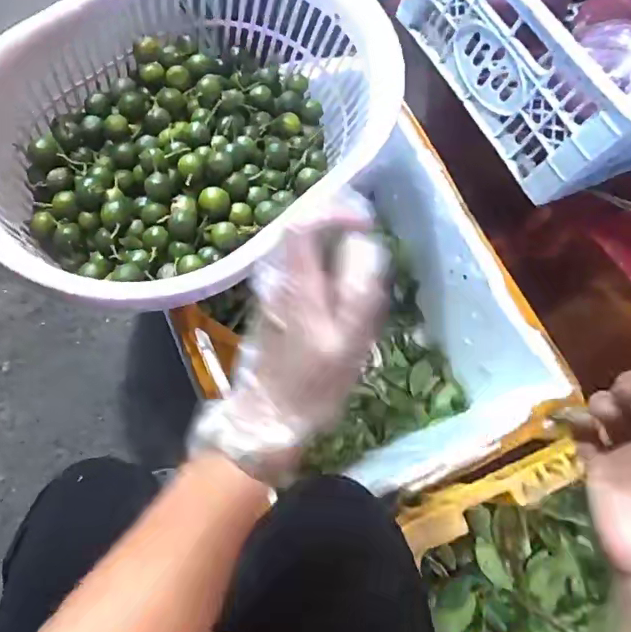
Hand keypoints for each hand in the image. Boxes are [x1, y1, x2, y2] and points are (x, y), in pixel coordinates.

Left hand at [187, 190, 388, 485]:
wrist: (264, 420)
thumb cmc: (311, 385)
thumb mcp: (348, 341)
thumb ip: (359, 290)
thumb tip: (366, 245)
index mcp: (295, 284)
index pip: (303, 223)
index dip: (334, 211)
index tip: (365, 220)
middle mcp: (276, 282)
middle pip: (296, 232)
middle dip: (330, 222)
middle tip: (364, 229)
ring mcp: (269, 296)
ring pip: (294, 252)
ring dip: (324, 242)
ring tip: (355, 252)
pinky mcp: (269, 310)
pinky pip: (293, 271)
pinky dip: (316, 264)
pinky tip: (335, 284)